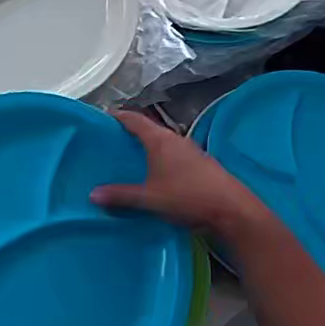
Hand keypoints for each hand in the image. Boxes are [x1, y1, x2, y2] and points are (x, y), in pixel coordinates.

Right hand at [90, 111, 270, 236]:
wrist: (231, 210)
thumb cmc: (188, 196)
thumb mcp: (149, 198)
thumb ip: (121, 195)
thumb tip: (93, 194)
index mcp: (161, 140)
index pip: (135, 120)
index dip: (118, 116)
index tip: (103, 116)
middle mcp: (176, 141)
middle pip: (149, 131)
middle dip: (131, 134)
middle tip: (111, 142)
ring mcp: (191, 152)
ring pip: (163, 145)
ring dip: (147, 149)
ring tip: (129, 159)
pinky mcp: (200, 166)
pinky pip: (173, 158)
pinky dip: (160, 161)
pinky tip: (154, 175)